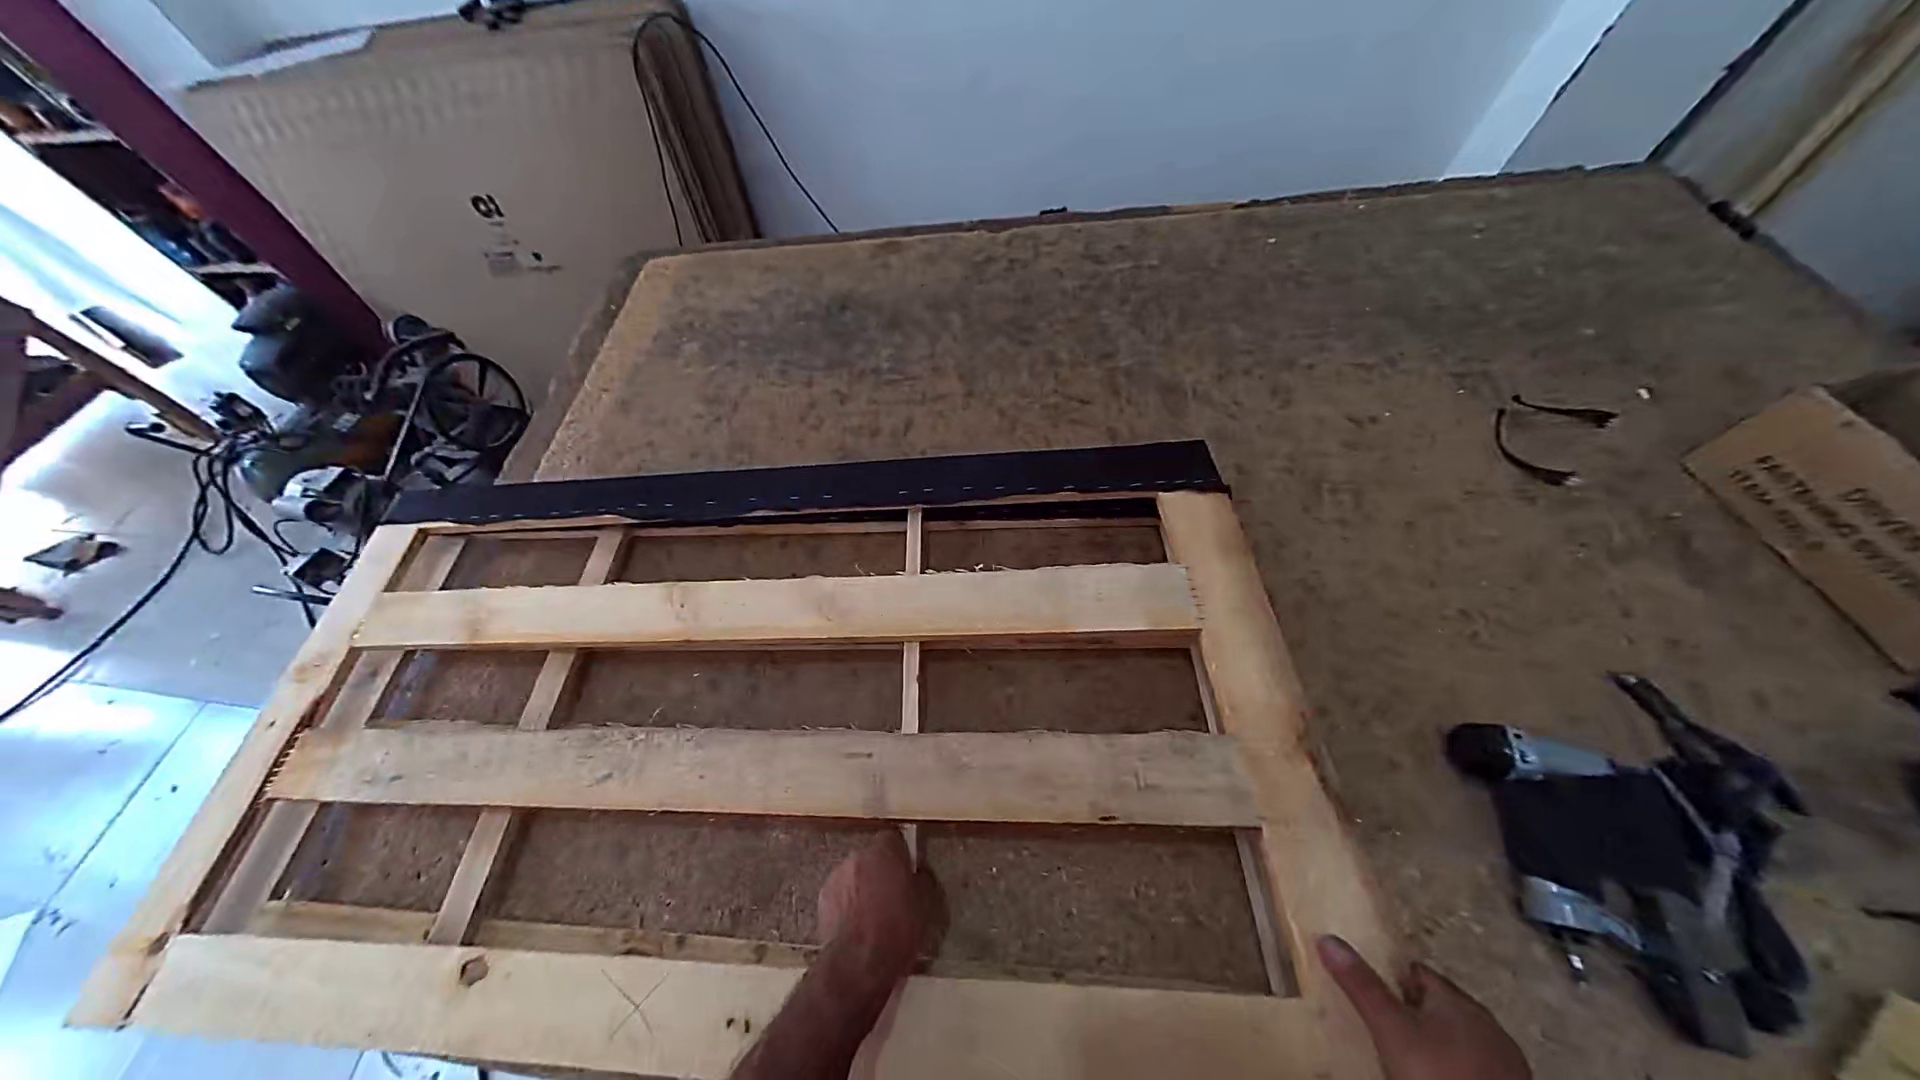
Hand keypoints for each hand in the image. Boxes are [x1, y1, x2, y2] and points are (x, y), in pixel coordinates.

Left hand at [818, 832, 940, 967]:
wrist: (860, 964)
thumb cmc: (899, 931)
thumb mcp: (927, 906)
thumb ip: (921, 880)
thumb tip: (917, 875)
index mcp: (885, 852)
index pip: (893, 839)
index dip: (900, 855)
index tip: (907, 871)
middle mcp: (857, 857)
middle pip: (871, 858)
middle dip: (879, 872)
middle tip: (891, 897)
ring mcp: (836, 878)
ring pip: (853, 877)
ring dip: (861, 889)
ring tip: (871, 917)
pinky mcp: (822, 901)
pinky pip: (840, 896)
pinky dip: (846, 906)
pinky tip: (855, 928)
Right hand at [1317, 936, 1530, 1079]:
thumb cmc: (1436, 1074)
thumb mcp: (1390, 1029)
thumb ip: (1361, 985)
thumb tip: (1328, 938)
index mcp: (1459, 1001)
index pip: (1416, 973)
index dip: (1389, 979)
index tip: (1369, 994)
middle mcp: (1488, 1025)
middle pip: (1438, 1005)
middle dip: (1412, 1012)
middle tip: (1382, 1026)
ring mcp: (1506, 1064)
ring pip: (1458, 1038)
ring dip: (1435, 1042)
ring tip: (1405, 1057)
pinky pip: (1473, 1067)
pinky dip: (1453, 1068)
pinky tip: (1435, 1077)